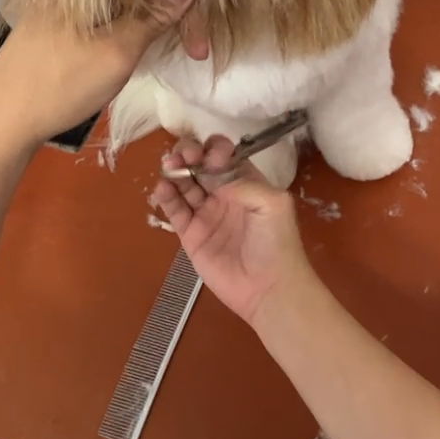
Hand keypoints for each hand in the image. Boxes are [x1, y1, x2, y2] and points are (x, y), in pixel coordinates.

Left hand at [0, 0, 198, 145]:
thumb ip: (155, 13)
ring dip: (159, 13)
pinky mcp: (66, 16)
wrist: (3, 120)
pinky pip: (112, 6)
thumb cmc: (58, 83)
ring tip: (187, 43)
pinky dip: (136, 20)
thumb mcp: (117, 51)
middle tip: (199, 42)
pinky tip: (154, 38)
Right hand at [151, 138, 314, 325]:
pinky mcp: (191, 235)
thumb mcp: (274, 203)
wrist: (268, 288)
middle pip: (200, 165)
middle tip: (184, 155)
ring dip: (174, 170)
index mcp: (246, 182)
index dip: (214, 150)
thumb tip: (214, 175)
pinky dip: (166, 196)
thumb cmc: (277, 243)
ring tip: (169, 166)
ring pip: (184, 184)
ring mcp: (206, 214)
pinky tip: (163, 187)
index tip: (211, 156)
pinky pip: (174, 210)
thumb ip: (245, 182)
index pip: (224, 156)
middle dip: (189, 154)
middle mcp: (223, 194)